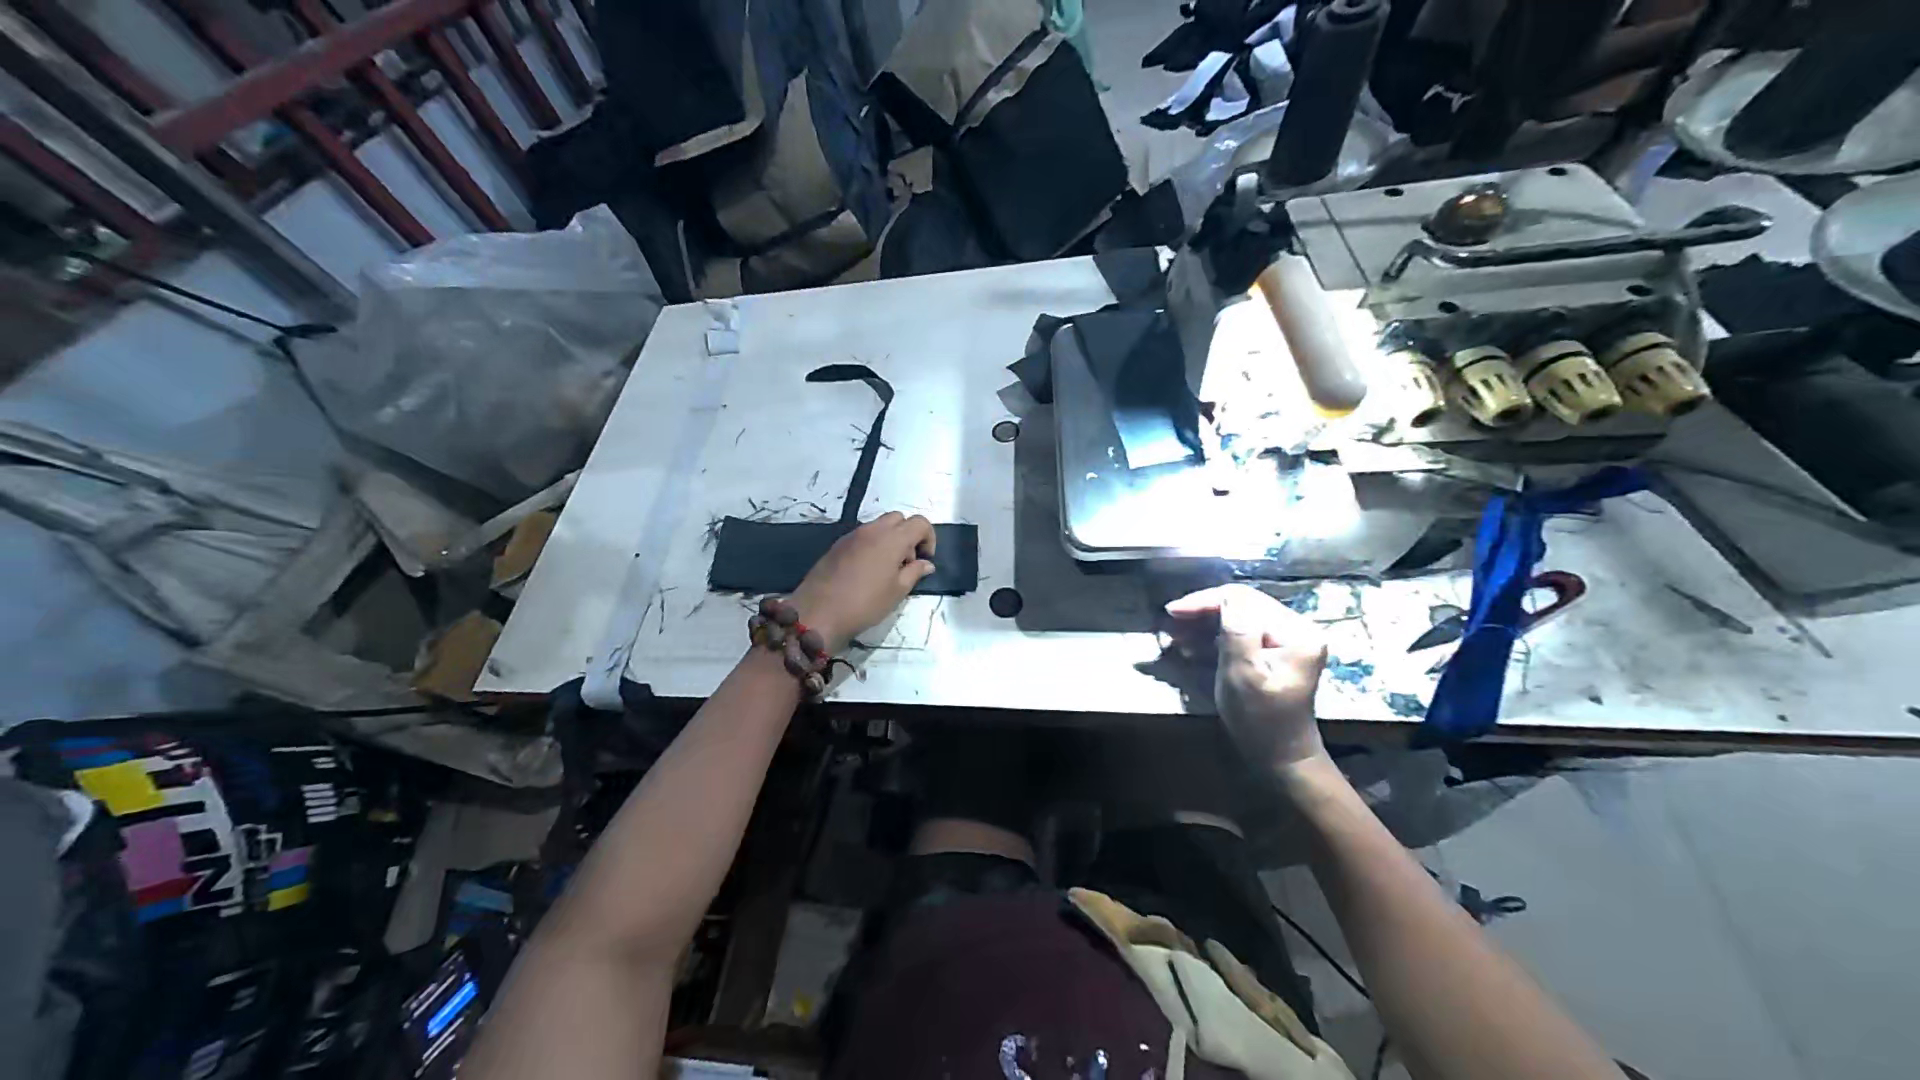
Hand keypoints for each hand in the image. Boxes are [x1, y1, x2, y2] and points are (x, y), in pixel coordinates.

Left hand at [789, 512, 936, 651]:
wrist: (820, 611)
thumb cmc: (866, 603)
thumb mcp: (897, 591)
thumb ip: (915, 572)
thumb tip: (926, 563)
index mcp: (892, 538)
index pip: (920, 522)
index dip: (929, 538)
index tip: (925, 560)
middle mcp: (873, 529)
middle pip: (899, 518)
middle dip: (908, 535)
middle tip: (905, 562)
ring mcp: (852, 535)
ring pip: (879, 526)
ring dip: (889, 540)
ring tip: (886, 569)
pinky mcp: (838, 544)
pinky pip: (862, 536)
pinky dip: (872, 545)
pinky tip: (867, 571)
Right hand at [1165, 585, 1329, 770]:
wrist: (1280, 756)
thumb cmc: (1261, 719)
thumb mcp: (1244, 675)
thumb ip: (1237, 633)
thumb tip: (1225, 597)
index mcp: (1296, 631)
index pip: (1245, 599)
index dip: (1206, 601)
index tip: (1172, 611)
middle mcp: (1296, 628)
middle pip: (1242, 604)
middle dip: (1203, 611)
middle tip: (1170, 622)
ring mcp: (1287, 639)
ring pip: (1239, 616)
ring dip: (1205, 622)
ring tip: (1176, 634)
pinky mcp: (1275, 650)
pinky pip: (1242, 631)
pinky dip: (1215, 634)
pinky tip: (1192, 643)